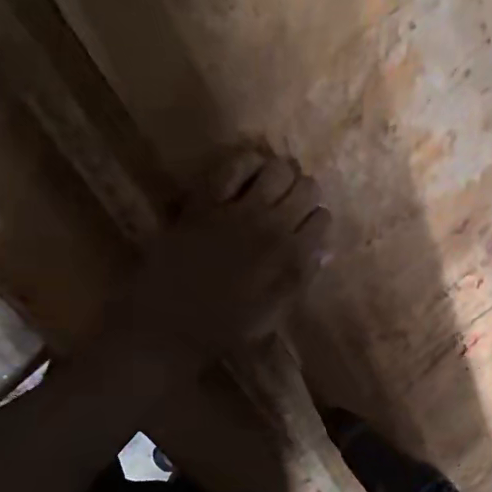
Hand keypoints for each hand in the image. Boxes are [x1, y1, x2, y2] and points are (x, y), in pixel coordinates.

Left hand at [108, 150, 330, 366]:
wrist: (166, 323)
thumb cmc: (223, 327)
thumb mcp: (273, 315)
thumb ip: (300, 278)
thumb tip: (325, 250)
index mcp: (291, 257)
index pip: (323, 218)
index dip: (316, 221)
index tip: (305, 228)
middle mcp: (273, 227)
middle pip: (309, 187)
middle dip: (303, 193)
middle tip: (289, 205)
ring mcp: (239, 209)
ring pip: (279, 169)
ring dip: (279, 176)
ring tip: (268, 189)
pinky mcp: (207, 199)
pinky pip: (236, 165)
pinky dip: (245, 165)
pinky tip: (243, 178)